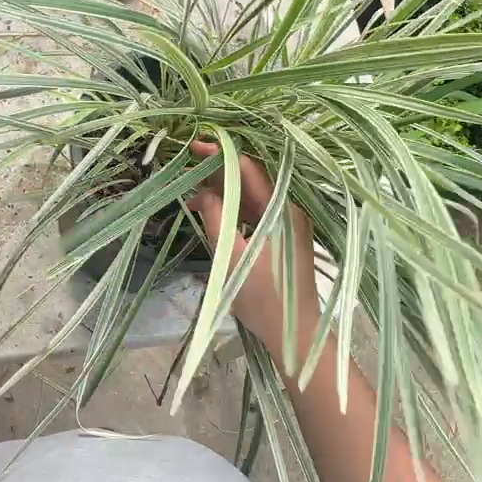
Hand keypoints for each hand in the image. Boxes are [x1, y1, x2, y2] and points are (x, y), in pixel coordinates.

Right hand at [185, 141, 320, 359]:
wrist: (295, 333)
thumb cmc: (262, 297)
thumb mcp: (230, 255)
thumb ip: (216, 217)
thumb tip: (203, 193)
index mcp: (280, 209)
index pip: (247, 168)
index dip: (219, 155)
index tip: (192, 149)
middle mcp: (290, 210)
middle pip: (251, 180)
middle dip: (218, 174)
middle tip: (186, 173)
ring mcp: (290, 224)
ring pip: (253, 198)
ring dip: (225, 194)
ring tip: (193, 199)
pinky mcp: (287, 238)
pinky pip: (259, 213)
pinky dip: (236, 211)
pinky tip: (216, 216)